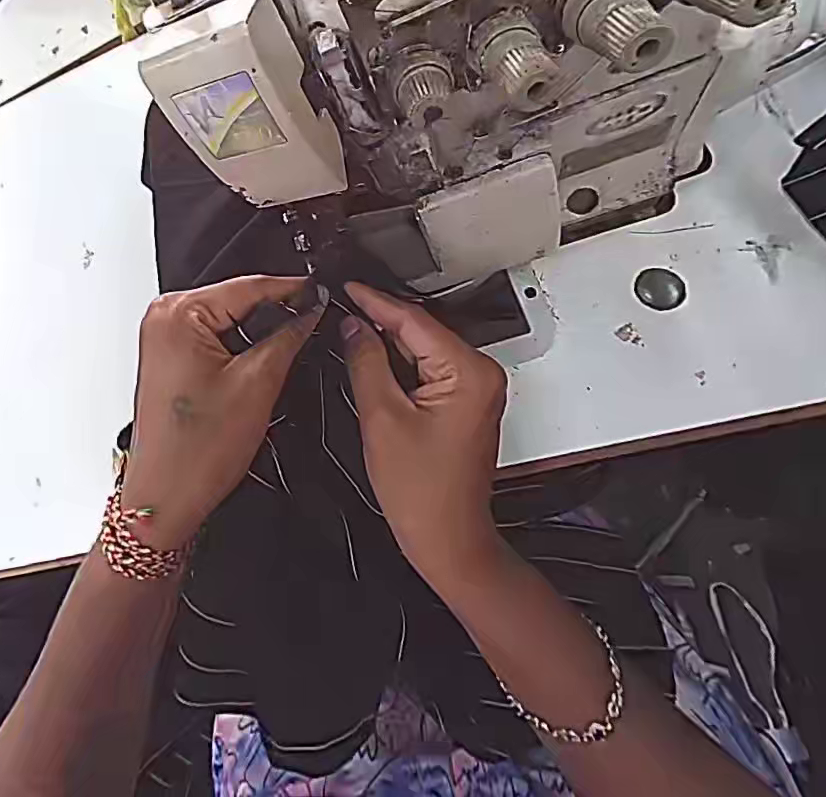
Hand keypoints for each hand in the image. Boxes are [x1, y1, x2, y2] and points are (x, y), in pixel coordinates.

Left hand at [123, 276, 323, 548]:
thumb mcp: (258, 383)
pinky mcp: (171, 354)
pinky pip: (216, 332)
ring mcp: (164, 336)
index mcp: (178, 315)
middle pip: (239, 297)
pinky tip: (264, 356)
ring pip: (230, 315)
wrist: (165, 498)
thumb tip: (310, 310)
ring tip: (294, 340)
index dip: (295, 289)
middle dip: (278, 308)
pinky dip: (242, 341)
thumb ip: (289, 335)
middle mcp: (164, 318)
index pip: (251, 285)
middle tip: (315, 319)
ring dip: (261, 327)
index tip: (323, 293)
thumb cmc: (194, 453)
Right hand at [338, 281, 508, 583]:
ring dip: (390, 341)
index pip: (415, 321)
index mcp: (468, 372)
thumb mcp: (382, 418)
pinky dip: (403, 363)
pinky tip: (376, 358)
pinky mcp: (468, 399)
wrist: (449, 537)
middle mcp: (481, 374)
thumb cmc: (424, 494)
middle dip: (381, 320)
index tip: (350, 288)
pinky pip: (432, 367)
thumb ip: (367, 362)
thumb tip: (354, 326)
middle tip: (344, 306)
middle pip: (423, 332)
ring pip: (425, 349)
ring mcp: (477, 386)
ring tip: (353, 328)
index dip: (376, 302)